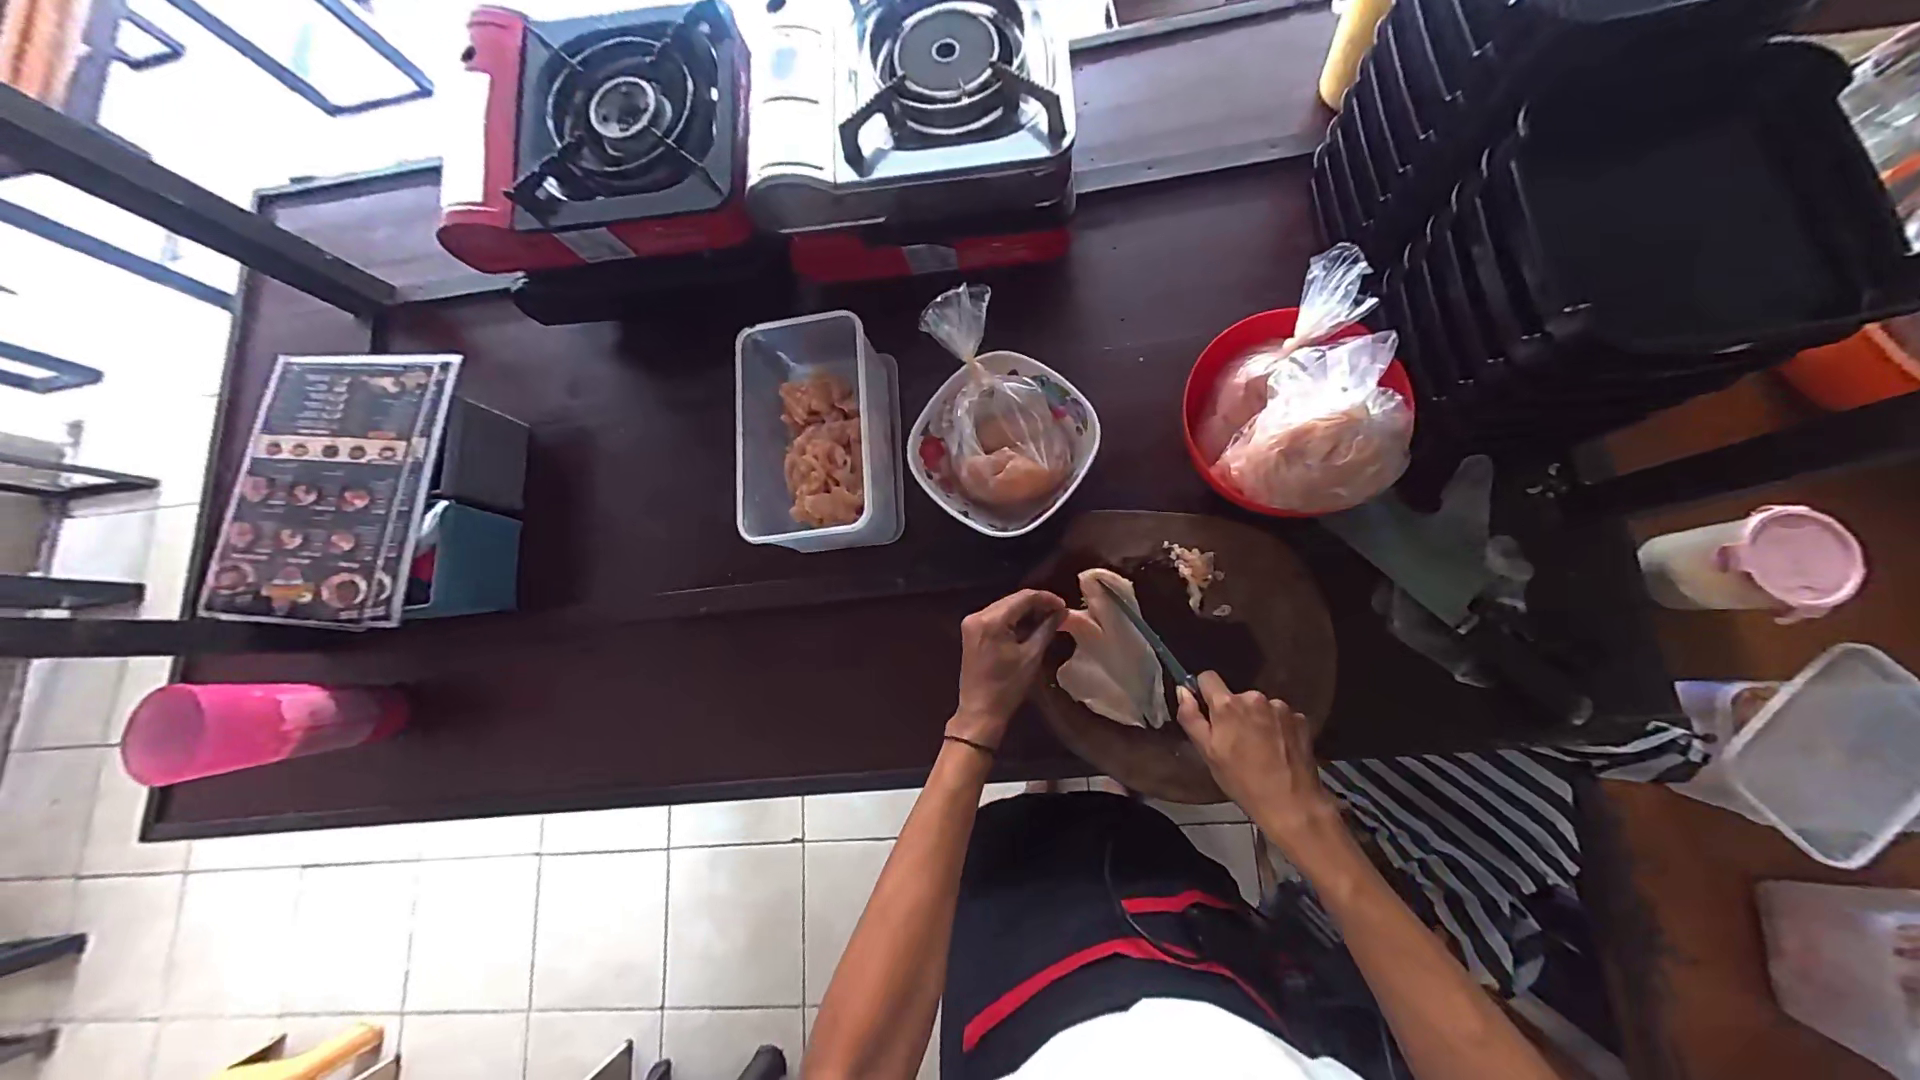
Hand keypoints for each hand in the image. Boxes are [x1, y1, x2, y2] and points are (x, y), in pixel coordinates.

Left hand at [950, 589, 1067, 748]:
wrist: (980, 710)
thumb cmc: (1007, 686)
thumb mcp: (1032, 656)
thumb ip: (1047, 629)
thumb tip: (1062, 612)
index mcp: (992, 620)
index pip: (1023, 597)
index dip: (1046, 598)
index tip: (1064, 606)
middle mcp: (978, 615)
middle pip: (1013, 600)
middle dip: (1036, 604)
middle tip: (1058, 613)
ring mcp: (972, 622)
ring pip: (1005, 606)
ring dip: (1025, 611)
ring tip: (1048, 619)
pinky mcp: (971, 630)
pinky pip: (996, 616)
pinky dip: (1013, 619)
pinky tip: (1029, 625)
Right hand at [1176, 671, 1343, 858]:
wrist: (1291, 802)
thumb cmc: (1242, 779)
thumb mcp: (1206, 752)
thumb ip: (1190, 717)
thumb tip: (1183, 691)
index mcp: (1227, 704)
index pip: (1208, 678)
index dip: (1204, 692)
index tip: (1207, 711)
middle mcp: (1255, 698)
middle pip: (1236, 696)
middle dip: (1233, 712)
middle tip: (1235, 740)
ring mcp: (1281, 707)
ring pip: (1259, 707)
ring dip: (1257, 719)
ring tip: (1260, 748)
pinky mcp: (1301, 719)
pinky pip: (1280, 716)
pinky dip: (1277, 727)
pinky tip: (1279, 749)